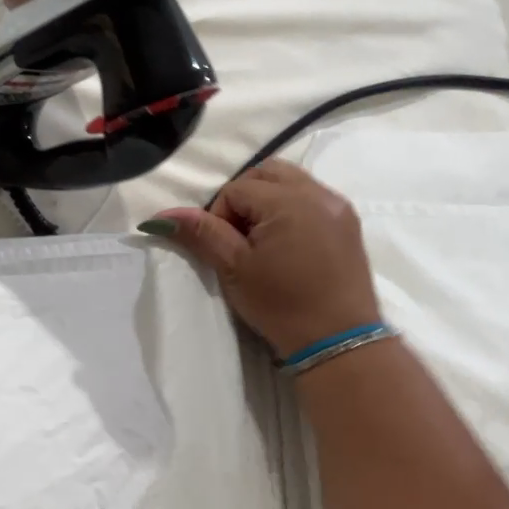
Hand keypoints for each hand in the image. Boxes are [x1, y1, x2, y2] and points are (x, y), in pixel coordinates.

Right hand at [140, 159, 381, 355]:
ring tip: (259, 241)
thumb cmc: (280, 303)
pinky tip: (284, 244)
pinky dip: (289, 208)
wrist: (337, 337)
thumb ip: (201, 234)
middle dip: (243, 196)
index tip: (223, 249)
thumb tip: (161, 216)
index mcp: (289, 202)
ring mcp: (338, 206)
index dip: (219, 215)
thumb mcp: (233, 269)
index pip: (237, 188)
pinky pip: (311, 197)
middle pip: (267, 172)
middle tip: (236, 237)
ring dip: (266, 200)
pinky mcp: (347, 222)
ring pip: (291, 181)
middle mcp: (318, 193)